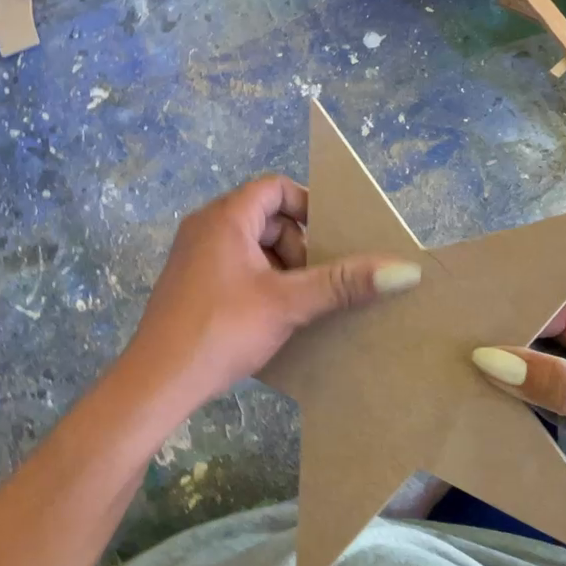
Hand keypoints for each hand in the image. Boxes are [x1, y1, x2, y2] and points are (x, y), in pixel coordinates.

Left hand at [120, 175, 422, 403]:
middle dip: (297, 246)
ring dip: (279, 268)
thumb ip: (343, 284)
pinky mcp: (188, 281)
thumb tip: (406, 269)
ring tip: (296, 305)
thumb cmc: (223, 329)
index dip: (309, 207)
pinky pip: (233, 265)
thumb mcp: (288, 304)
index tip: (334, 241)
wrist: (159, 378)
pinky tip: (271, 318)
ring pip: (250, 245)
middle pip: (264, 216)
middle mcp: (204, 225)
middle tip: (314, 283)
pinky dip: (258, 282)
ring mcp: (192, 254)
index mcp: (224, 217)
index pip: (275, 187)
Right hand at [469, 280, 565, 508]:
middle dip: (488, 342)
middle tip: (443, 363)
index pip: (530, 304)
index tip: (448, 344)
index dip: (490, 324)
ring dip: (497, 364)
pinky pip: (533, 364)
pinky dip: (513, 381)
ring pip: (523, 343)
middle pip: (522, 320)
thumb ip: (560, 386)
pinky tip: (484, 392)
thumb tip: (486, 358)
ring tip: (454, 377)